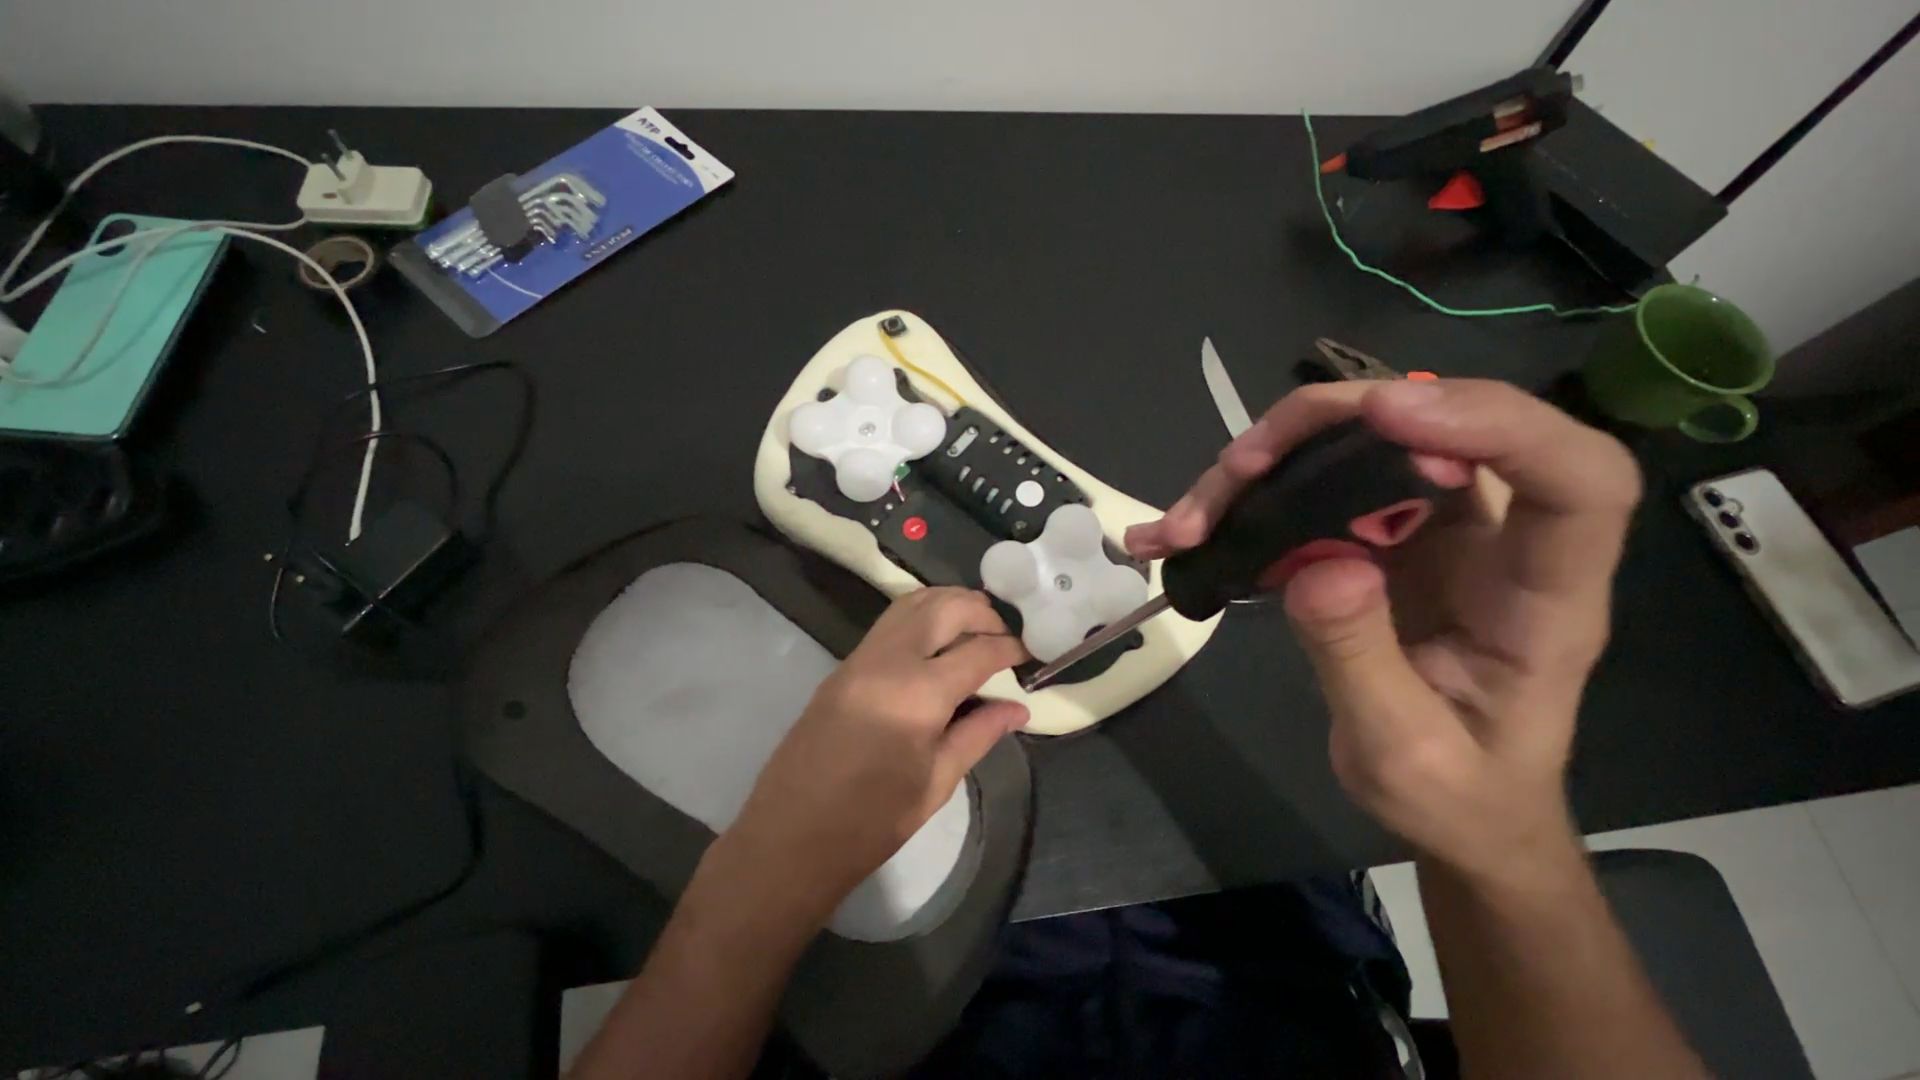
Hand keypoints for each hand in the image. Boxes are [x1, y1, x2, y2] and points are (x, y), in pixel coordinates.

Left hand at [724, 587, 1029, 916]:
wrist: (791, 835)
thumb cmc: (872, 821)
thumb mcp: (936, 782)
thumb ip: (979, 734)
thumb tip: (1018, 708)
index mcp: (918, 693)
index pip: (978, 651)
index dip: (1010, 648)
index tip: (1031, 653)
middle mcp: (888, 660)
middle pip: (944, 608)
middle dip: (981, 612)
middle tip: (1005, 634)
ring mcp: (860, 658)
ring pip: (911, 603)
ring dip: (948, 604)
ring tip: (976, 626)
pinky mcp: (842, 667)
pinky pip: (890, 623)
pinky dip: (921, 616)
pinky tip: (938, 641)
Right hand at [1126, 379, 1640, 878]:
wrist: (1453, 811)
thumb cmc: (1455, 796)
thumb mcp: (1404, 754)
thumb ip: (1363, 661)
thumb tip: (1320, 565)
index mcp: (1544, 595)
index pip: (1575, 477)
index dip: (1493, 422)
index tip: (1384, 416)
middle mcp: (1495, 542)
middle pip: (1441, 431)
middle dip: (1334, 425)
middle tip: (1242, 465)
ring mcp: (1432, 535)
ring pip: (1361, 451)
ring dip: (1271, 464)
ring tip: (1192, 519)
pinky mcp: (1377, 543)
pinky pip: (1315, 493)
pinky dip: (1246, 503)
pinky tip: (1183, 534)